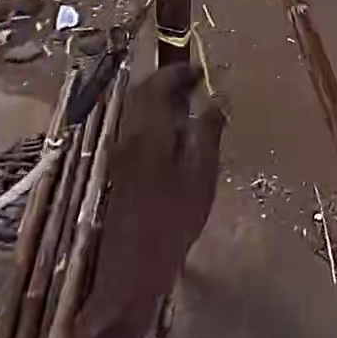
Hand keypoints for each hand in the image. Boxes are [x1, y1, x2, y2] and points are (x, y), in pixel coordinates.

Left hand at [80, 63, 224, 333]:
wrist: (132, 268)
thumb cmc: (173, 219)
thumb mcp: (202, 174)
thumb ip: (208, 131)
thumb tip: (218, 97)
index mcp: (149, 129)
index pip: (158, 84)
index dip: (178, 72)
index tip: (199, 69)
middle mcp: (129, 132)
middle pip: (142, 93)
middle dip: (167, 82)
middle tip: (194, 83)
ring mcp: (120, 150)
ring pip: (137, 110)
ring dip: (159, 100)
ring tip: (188, 106)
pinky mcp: (119, 167)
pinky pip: (136, 127)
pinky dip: (153, 119)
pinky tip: (173, 135)